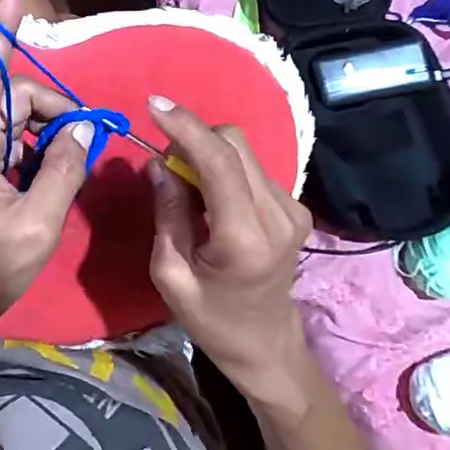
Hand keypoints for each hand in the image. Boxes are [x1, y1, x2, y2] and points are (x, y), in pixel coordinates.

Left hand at [0, 0, 91, 359]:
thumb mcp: (37, 223)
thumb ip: (63, 168)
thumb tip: (84, 125)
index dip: (0, 29)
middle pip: (12, 96)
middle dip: (52, 110)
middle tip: (84, 145)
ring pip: (15, 117)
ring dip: (48, 132)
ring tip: (68, 170)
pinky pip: (12, 140)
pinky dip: (38, 149)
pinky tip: (50, 179)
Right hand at [146, 96, 314, 398]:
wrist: (265, 343)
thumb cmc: (211, 319)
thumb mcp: (170, 274)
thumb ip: (168, 212)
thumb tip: (159, 162)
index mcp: (245, 237)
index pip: (219, 162)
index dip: (186, 127)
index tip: (155, 105)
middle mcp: (277, 214)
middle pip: (234, 143)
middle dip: (194, 139)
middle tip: (166, 165)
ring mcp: (292, 209)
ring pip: (243, 150)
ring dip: (208, 153)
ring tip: (187, 188)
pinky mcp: (295, 208)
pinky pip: (251, 167)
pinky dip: (223, 168)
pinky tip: (210, 198)